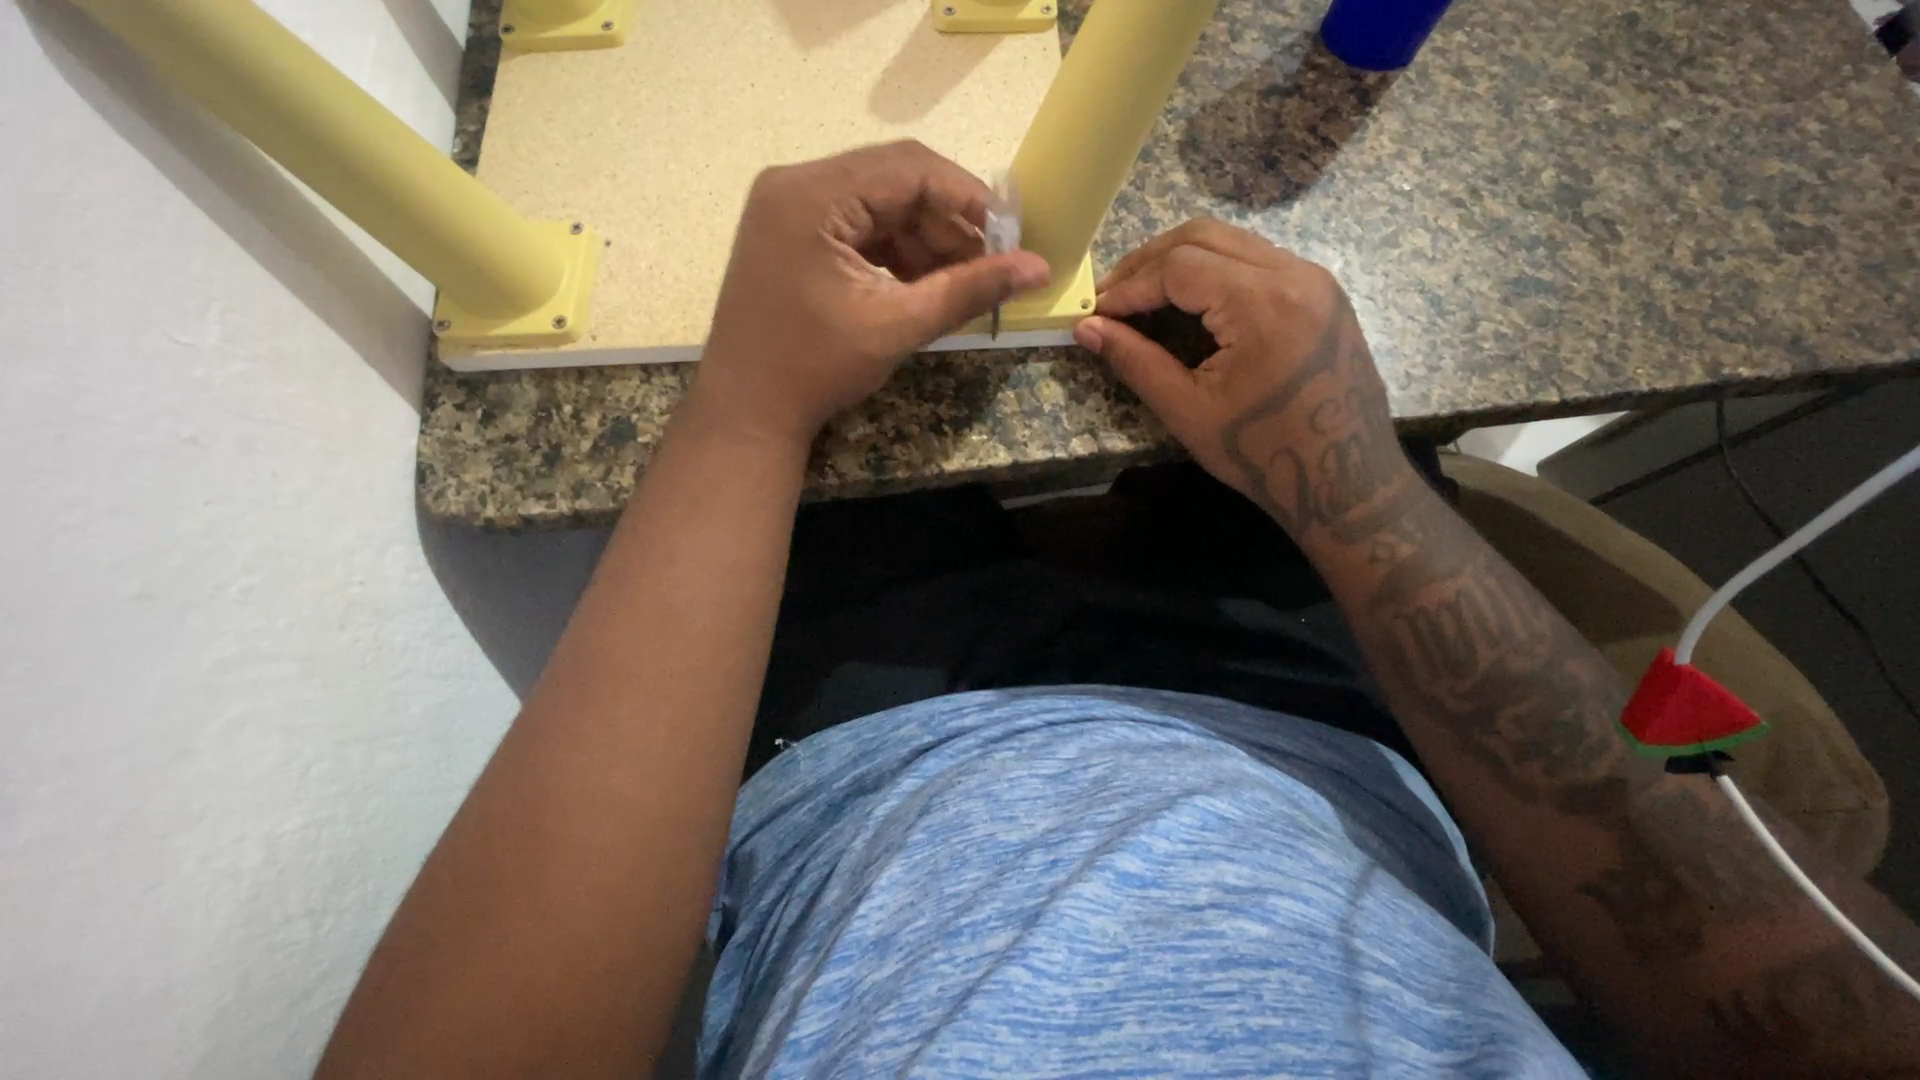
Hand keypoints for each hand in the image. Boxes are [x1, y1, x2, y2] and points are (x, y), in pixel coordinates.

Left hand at [689, 141, 1050, 448]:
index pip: (909, 168)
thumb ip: (970, 289)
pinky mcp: (791, 234)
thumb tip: (1039, 268)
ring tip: (962, 282)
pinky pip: (858, 227)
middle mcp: (795, 185)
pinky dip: (895, 252)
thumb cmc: (815, 370)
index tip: (1011, 235)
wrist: (747, 412)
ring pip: (879, 205)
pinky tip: (924, 284)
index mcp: (812, 195)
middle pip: (894, 181)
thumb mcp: (898, 325)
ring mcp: (789, 209)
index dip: (968, 197)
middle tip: (991, 265)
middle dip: (948, 223)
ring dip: (925, 240)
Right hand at [1073, 220, 1415, 543]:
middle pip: (1204, 236)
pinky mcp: (1322, 292)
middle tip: (1112, 294)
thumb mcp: (1187, 410)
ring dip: (1181, 260)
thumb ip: (1135, 361)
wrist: (1345, 478)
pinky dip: (1214, 270)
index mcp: (1262, 303)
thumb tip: (1087, 328)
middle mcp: (1294, 274)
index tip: (1096, 311)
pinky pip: (1257, 259)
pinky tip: (1189, 302)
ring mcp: (1315, 279)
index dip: (1129, 286)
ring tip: (1143, 295)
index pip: (1178, 267)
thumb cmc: (1260, 453)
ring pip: (1232, 241)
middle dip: (1149, 261)